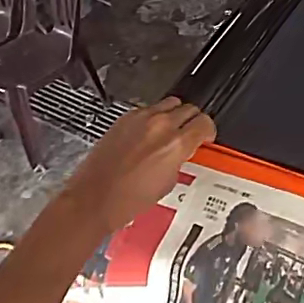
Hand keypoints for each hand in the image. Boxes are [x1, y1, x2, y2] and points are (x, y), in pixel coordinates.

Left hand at [56, 98, 214, 236]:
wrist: (95, 197)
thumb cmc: (126, 198)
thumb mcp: (167, 184)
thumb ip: (179, 161)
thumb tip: (181, 153)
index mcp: (176, 144)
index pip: (204, 123)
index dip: (208, 130)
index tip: (205, 136)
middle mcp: (160, 125)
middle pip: (189, 109)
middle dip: (193, 121)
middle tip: (191, 133)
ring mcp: (141, 118)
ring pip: (170, 103)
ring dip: (174, 115)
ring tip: (170, 131)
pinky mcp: (125, 117)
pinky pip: (148, 109)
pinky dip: (153, 117)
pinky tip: (148, 133)